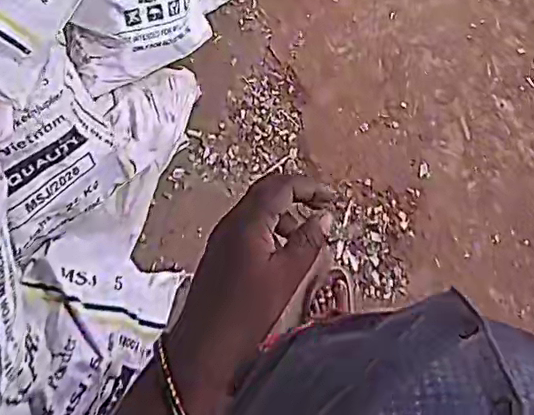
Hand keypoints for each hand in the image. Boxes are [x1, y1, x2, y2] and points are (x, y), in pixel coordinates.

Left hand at [157, 174, 333, 412]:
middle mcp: (232, 221)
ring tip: (306, 235)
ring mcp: (224, 235)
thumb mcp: (285, 278)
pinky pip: (249, 226)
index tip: (330, 197)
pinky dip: (270, 228)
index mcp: (248, 221)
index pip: (281, 185)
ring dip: (284, 213)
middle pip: (267, 191)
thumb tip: (324, 218)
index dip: (309, 187)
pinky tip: (282, 252)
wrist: (203, 348)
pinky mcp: (221, 251)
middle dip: (297, 194)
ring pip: (258, 209)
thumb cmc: (243, 316)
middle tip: (321, 205)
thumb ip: (307, 243)